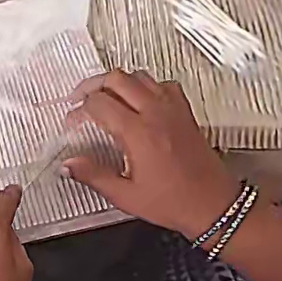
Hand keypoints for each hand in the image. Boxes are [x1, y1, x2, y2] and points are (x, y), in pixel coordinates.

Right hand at [63, 70, 242, 239]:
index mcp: (138, 133)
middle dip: (92, 86)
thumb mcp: (125, 195)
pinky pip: (161, 84)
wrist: (213, 204)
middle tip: (80, 99)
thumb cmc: (174, 201)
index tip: (72, 123)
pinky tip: (137, 101)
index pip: (98, 103)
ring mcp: (172, 109)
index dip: (79, 110)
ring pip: (139, 76)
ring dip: (117, 82)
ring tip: (104, 97)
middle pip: (116, 78)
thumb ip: (93, 175)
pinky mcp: (184, 112)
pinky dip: (144, 86)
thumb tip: (68, 165)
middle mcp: (156, 114)